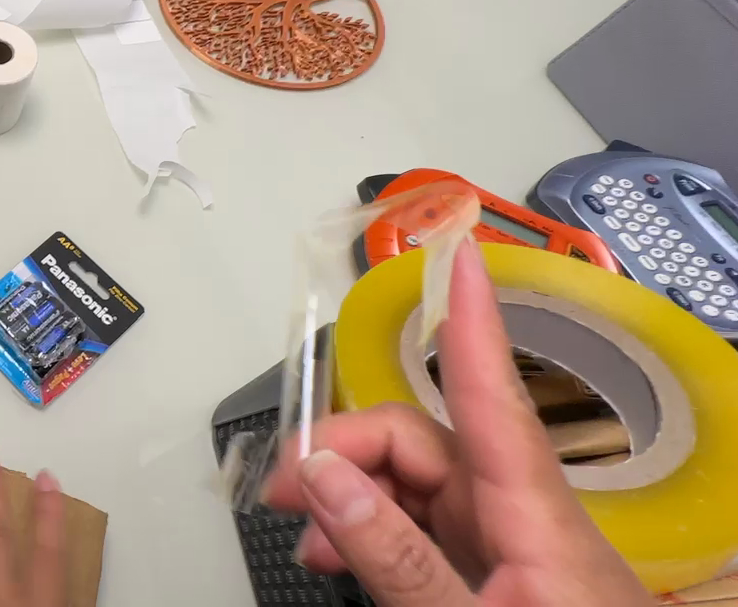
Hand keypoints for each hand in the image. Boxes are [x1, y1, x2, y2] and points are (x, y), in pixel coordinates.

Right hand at [264, 245, 648, 604]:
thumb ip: (396, 556)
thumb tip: (320, 469)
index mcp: (540, 524)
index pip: (493, 398)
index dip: (472, 321)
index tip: (461, 258)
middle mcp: (519, 518)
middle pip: (413, 440)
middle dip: (338, 449)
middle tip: (285, 491)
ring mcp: (499, 543)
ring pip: (399, 478)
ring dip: (338, 494)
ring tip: (305, 538)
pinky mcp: (481, 567)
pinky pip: (402, 518)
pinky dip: (354, 526)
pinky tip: (327, 555)